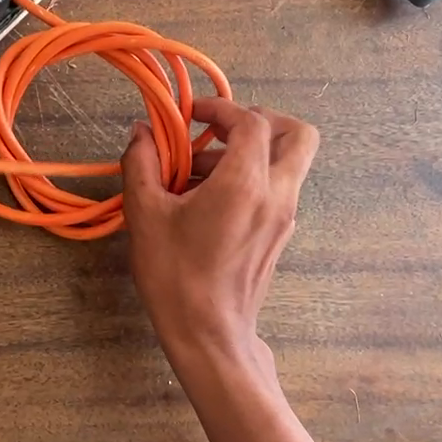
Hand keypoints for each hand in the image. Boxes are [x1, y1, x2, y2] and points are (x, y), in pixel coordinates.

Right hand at [120, 97, 317, 364]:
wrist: (208, 334)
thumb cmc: (173, 272)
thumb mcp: (144, 211)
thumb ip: (142, 161)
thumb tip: (142, 131)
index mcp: (245, 184)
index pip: (251, 121)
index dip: (220, 107)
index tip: (188, 114)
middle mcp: (277, 195)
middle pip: (299, 134)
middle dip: (260, 120)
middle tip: (218, 129)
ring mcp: (284, 216)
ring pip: (289, 161)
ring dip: (249, 150)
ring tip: (197, 170)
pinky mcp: (279, 233)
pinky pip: (276, 186)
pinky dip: (248, 176)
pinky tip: (204, 198)